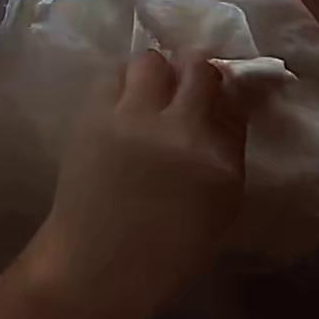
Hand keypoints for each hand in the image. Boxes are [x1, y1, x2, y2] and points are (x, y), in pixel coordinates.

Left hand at [16, 50, 248, 318]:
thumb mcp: (220, 202)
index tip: (221, 83)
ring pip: (144, 62)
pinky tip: (122, 108)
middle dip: (193, 69)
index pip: (230, 93)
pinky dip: (121, 85)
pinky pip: (110, 79)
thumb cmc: (169, 244)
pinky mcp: (88, 115)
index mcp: (212, 156)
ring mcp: (123, 117)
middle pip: (189, 66)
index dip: (226, 81)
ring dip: (153, 73)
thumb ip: (228, 144)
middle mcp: (169, 126)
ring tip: (150, 95)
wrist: (98, 256)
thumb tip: (229, 98)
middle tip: (187, 84)